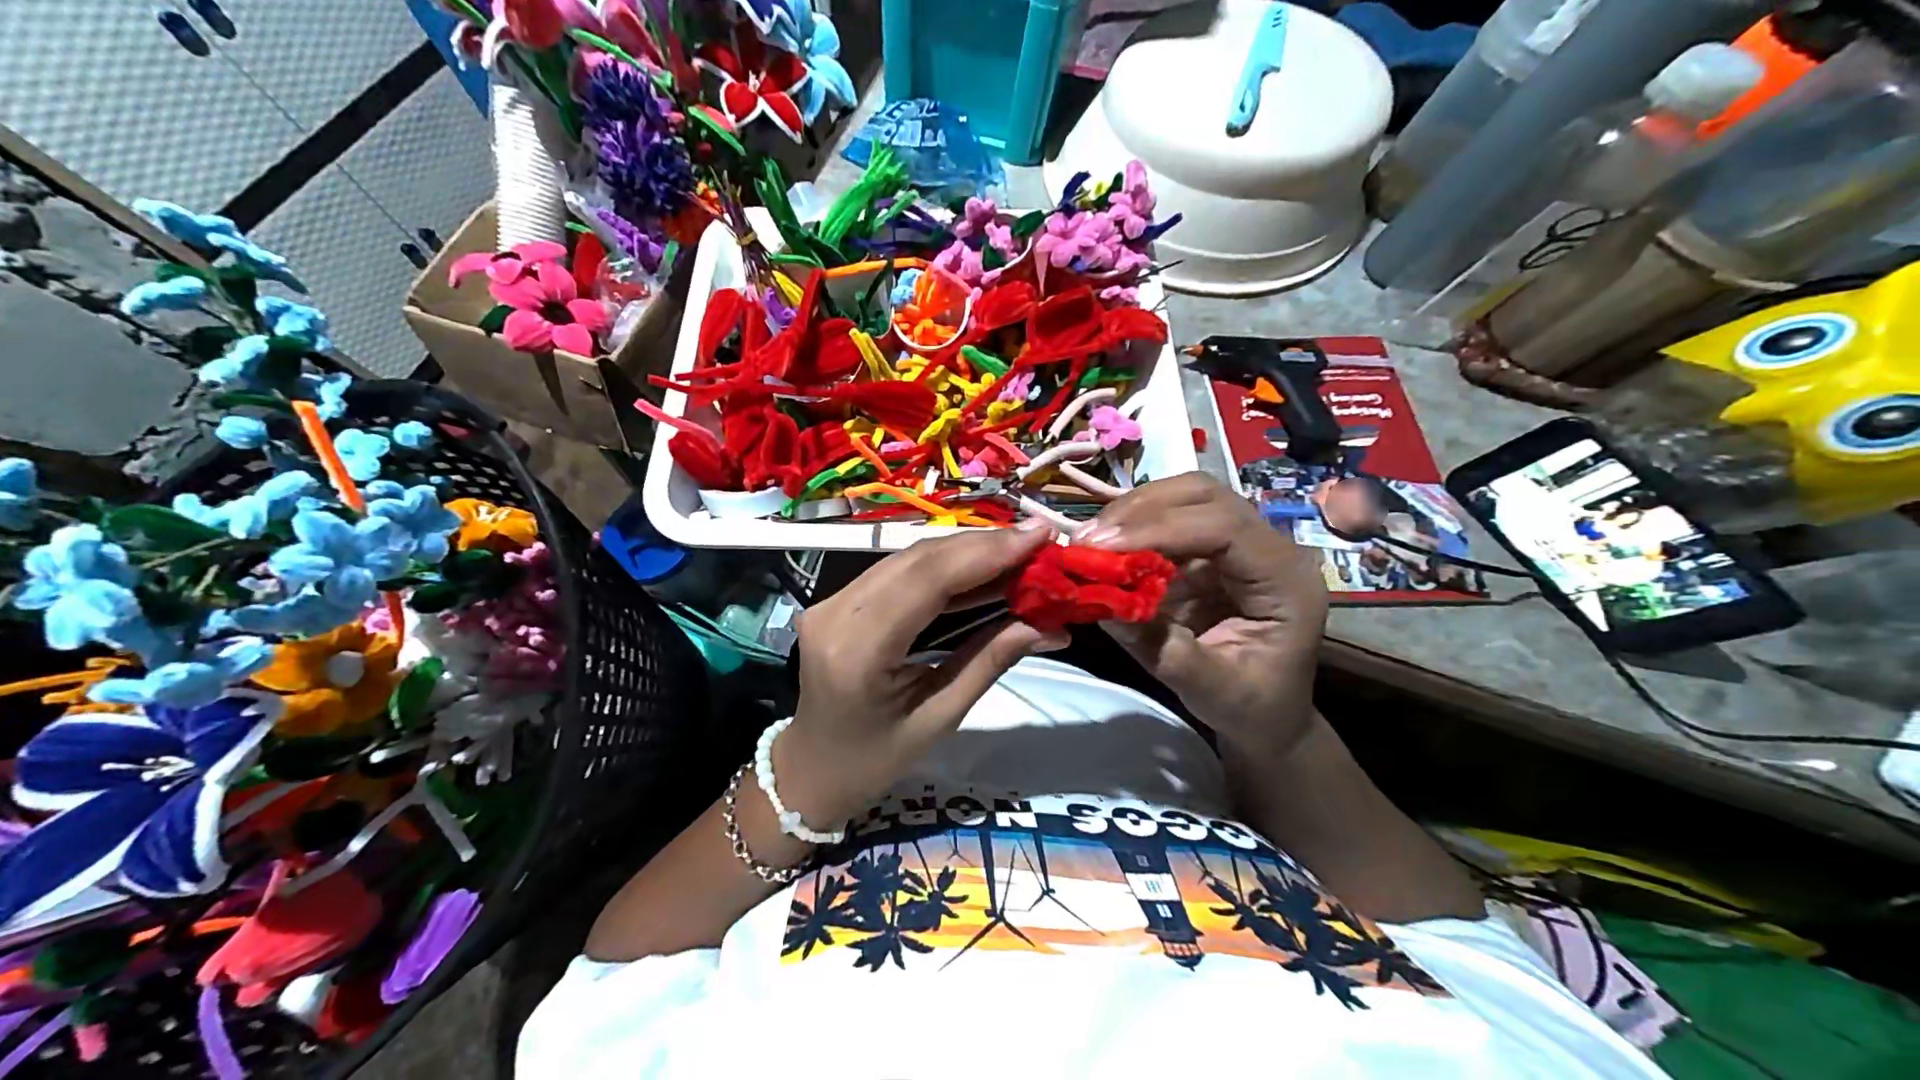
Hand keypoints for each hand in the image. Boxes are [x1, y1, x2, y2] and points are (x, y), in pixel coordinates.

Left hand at [778, 523, 1067, 828]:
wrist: (811, 770)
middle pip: (919, 560)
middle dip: (984, 546)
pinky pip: (898, 570)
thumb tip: (1049, 626)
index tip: (1040, 537)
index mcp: (857, 651)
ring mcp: (831, 602)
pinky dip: (944, 566)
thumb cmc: (873, 761)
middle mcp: (836, 613)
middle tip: (1040, 541)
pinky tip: (981, 566)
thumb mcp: (939, 719)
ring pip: (909, 558)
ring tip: (1021, 550)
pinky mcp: (837, 599)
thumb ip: (989, 661)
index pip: (927, 580)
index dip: (986, 552)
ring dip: (967, 551)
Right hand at [1078, 473, 1327, 755]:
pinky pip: (1170, 521)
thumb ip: (1161, 647)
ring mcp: (1239, 544)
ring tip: (1091, 541)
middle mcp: (1268, 547)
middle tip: (1091, 537)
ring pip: (1185, 498)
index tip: (1103, 546)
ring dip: (1133, 513)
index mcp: (1285, 578)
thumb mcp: (1209, 689)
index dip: (1161, 528)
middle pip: (1205, 495)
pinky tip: (1105, 549)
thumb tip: (1102, 603)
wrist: (1267, 716)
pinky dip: (1133, 529)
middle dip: (1142, 509)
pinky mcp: (1211, 552)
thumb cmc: (1251, 706)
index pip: (1224, 527)